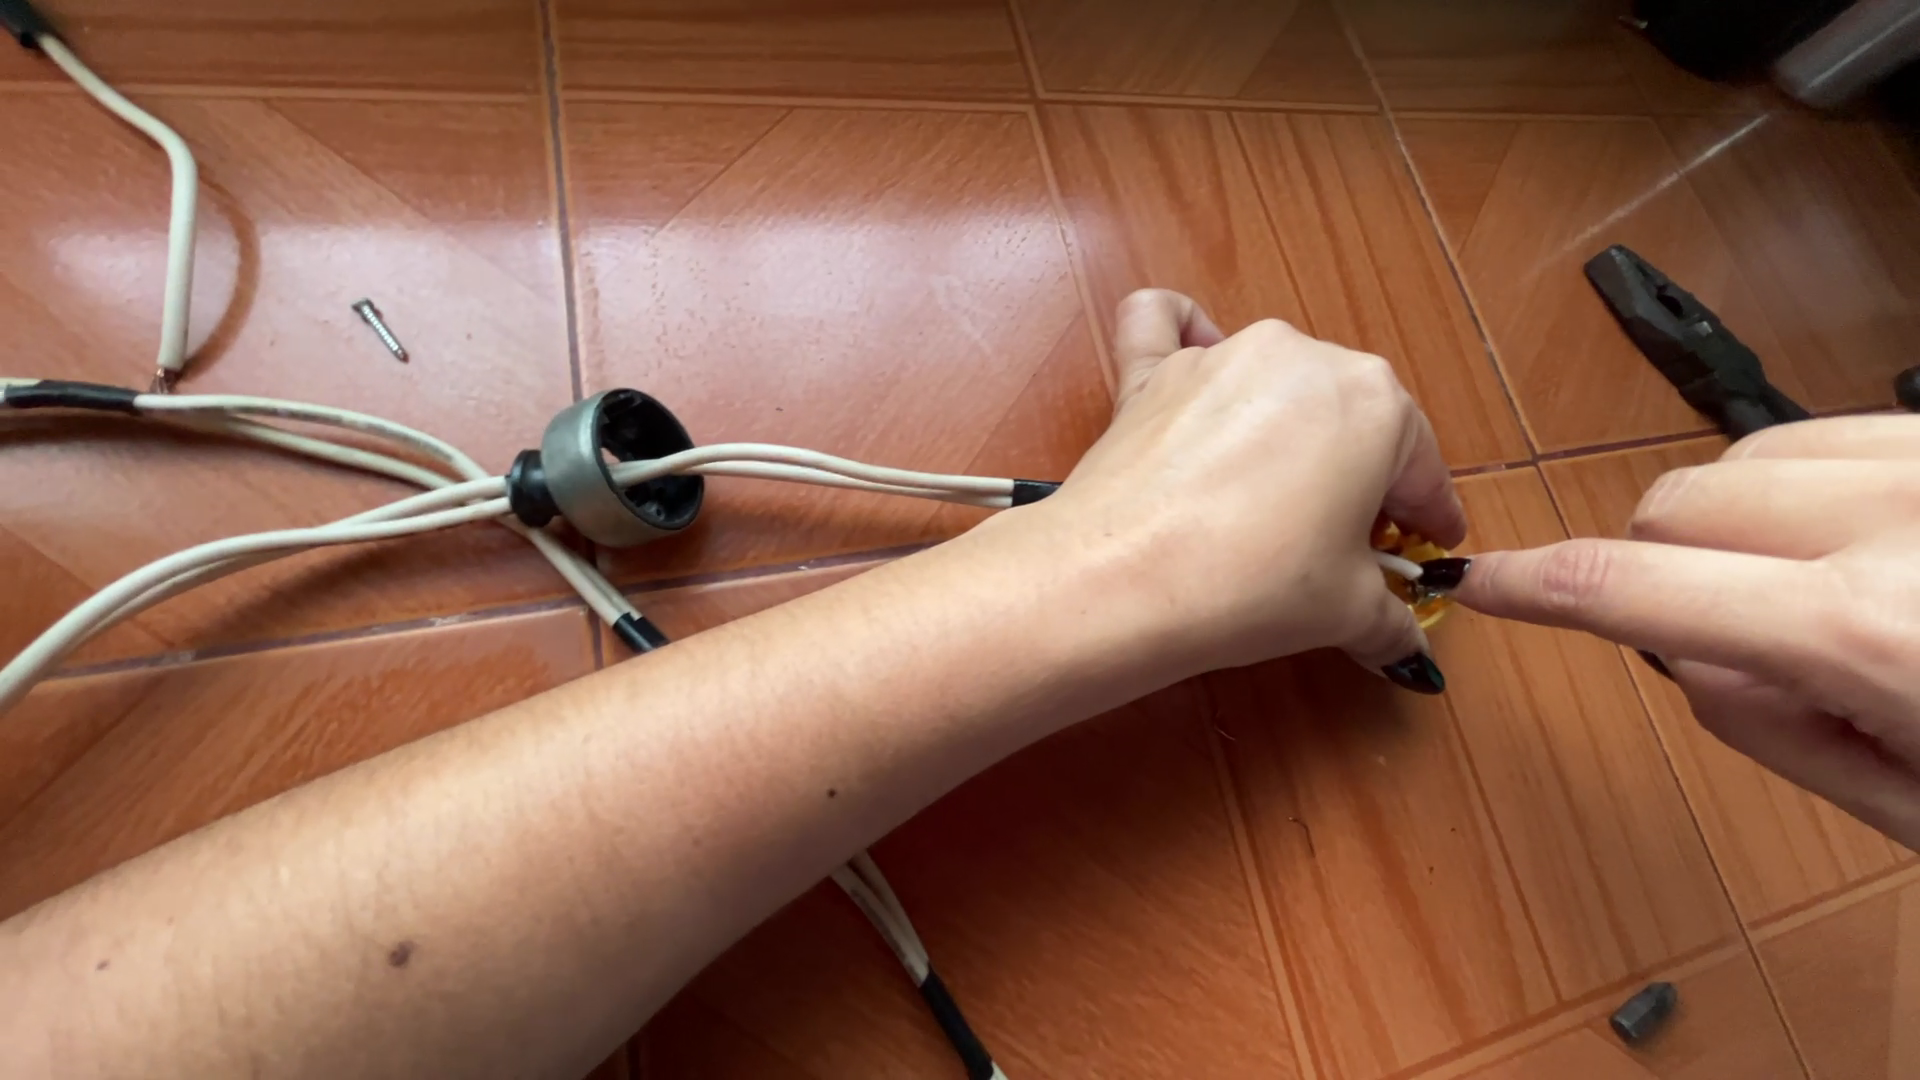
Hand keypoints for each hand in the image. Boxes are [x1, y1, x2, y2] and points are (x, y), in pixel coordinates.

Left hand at [1030, 289, 1465, 691]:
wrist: (1122, 579)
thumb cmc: (1252, 586)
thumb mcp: (1346, 613)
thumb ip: (1391, 620)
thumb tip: (1403, 640)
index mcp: (1374, 402)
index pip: (1416, 467)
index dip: (1424, 518)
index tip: (1423, 547)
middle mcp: (1299, 358)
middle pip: (1343, 420)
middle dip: (1351, 477)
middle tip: (1335, 540)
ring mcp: (1215, 359)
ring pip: (1268, 380)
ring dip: (1281, 424)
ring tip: (1264, 490)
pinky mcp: (1146, 376)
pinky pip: (1161, 326)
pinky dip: (1179, 335)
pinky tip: (1187, 362)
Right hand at [1451, 416, 1919, 847]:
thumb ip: (1768, 726)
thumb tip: (1681, 653)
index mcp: (1878, 635)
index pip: (1624, 586)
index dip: (1530, 584)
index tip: (1482, 583)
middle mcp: (1917, 526)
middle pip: (1673, 502)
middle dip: (1659, 560)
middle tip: (1723, 625)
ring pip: (1749, 455)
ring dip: (1737, 519)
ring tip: (1819, 581)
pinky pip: (1846, 436)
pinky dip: (1819, 487)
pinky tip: (1885, 541)